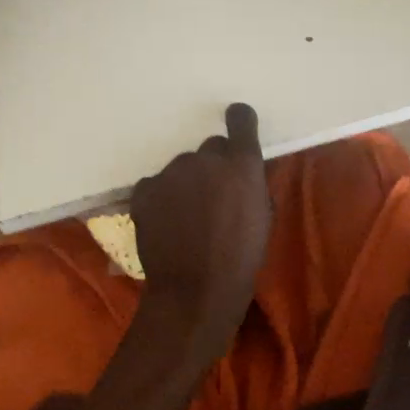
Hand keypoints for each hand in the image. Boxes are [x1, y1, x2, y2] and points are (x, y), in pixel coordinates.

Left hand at [130, 104, 272, 341]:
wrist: (195, 291)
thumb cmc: (241, 258)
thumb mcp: (264, 217)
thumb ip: (252, 185)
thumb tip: (242, 174)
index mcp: (241, 164)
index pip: (241, 118)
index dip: (240, 121)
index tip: (238, 126)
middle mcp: (205, 159)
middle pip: (211, 149)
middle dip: (214, 167)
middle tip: (212, 198)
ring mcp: (171, 172)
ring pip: (182, 168)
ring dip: (186, 184)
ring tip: (186, 218)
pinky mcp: (145, 190)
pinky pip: (156, 185)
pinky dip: (161, 199)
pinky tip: (166, 224)